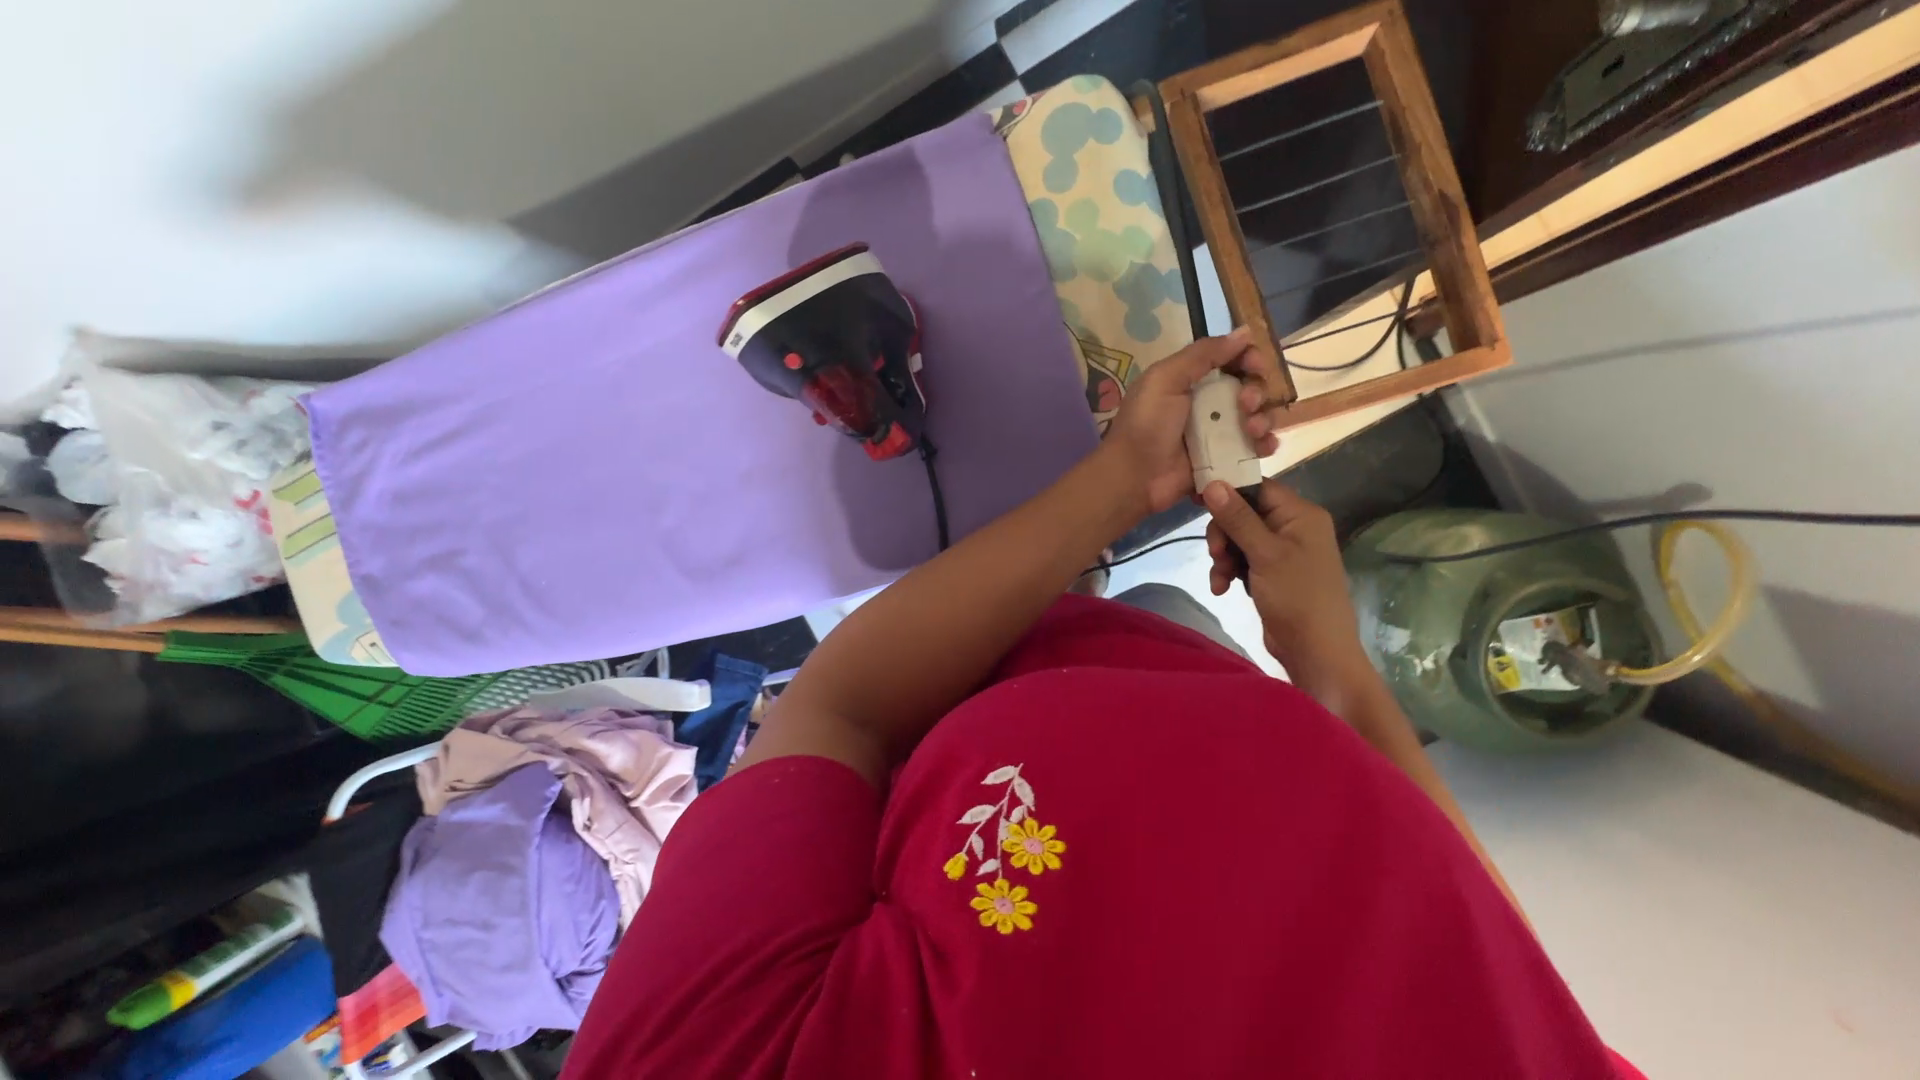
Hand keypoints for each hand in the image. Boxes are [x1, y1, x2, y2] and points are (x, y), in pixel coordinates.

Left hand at [1102, 329, 1279, 514]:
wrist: (1135, 477)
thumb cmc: (1146, 424)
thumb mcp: (1165, 379)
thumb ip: (1202, 354)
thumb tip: (1243, 331)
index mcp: (1191, 380)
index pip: (1231, 360)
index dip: (1248, 357)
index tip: (1254, 363)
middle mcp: (1208, 403)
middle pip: (1250, 387)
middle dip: (1257, 390)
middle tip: (1245, 403)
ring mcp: (1218, 432)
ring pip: (1258, 417)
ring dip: (1264, 418)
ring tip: (1252, 429)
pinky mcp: (1225, 459)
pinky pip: (1255, 447)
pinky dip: (1265, 444)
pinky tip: (1263, 446)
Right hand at [1202, 480, 1376, 700]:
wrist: (1316, 650)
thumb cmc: (1297, 596)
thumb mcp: (1264, 554)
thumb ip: (1237, 518)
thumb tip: (1212, 483)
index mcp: (1300, 515)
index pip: (1257, 487)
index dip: (1227, 492)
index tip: (1197, 502)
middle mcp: (1293, 527)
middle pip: (1243, 513)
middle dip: (1224, 534)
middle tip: (1216, 554)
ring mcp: (1282, 551)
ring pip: (1238, 539)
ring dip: (1223, 557)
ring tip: (1222, 578)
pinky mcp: (1271, 573)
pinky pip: (1242, 560)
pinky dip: (1229, 571)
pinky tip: (1222, 589)